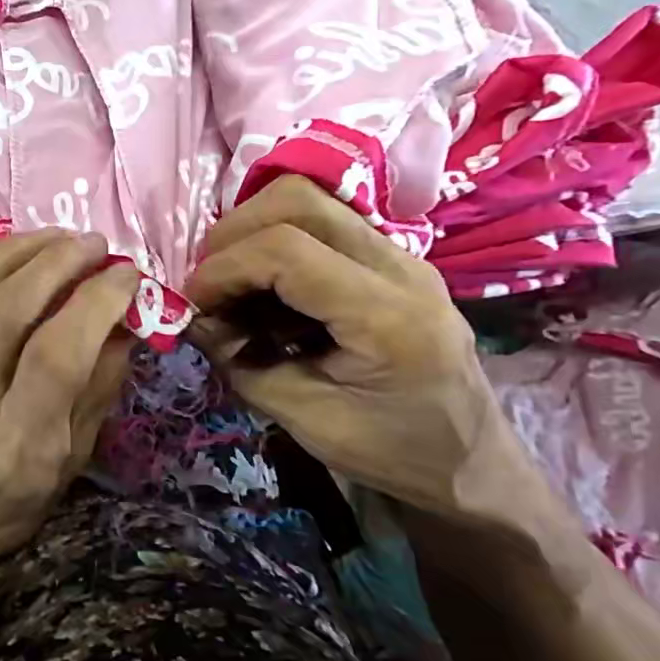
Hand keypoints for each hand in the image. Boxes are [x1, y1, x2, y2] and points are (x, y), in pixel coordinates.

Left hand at [0, 230, 138, 624]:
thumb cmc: (19, 494)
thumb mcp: (77, 454)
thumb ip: (101, 385)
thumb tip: (125, 315)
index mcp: (18, 439)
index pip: (56, 355)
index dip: (96, 304)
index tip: (127, 275)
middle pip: (5, 314)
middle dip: (56, 266)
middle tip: (94, 245)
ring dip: (12, 254)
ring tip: (55, 236)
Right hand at [184, 176, 526, 517]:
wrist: (470, 462)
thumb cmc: (391, 451)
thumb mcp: (302, 418)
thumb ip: (238, 361)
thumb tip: (190, 317)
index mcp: (386, 316)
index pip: (285, 250)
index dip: (223, 268)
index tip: (193, 303)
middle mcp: (400, 267)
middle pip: (298, 199)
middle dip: (233, 232)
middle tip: (209, 282)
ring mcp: (400, 255)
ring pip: (309, 198)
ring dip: (252, 229)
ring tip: (232, 280)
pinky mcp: (390, 257)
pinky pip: (321, 219)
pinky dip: (275, 237)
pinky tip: (264, 285)